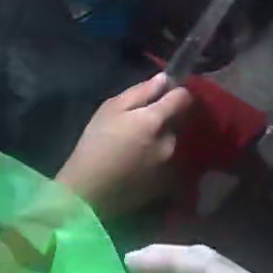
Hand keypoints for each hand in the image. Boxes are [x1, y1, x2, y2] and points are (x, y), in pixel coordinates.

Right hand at [56, 73, 193, 213]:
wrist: (88, 192)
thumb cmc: (95, 143)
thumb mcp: (111, 109)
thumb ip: (141, 92)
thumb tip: (164, 80)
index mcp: (156, 120)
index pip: (183, 98)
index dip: (175, 92)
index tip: (163, 94)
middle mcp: (170, 142)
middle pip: (177, 122)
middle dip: (164, 119)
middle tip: (140, 123)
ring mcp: (170, 165)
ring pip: (172, 143)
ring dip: (161, 140)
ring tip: (137, 147)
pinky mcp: (166, 185)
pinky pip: (168, 163)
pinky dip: (158, 160)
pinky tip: (138, 165)